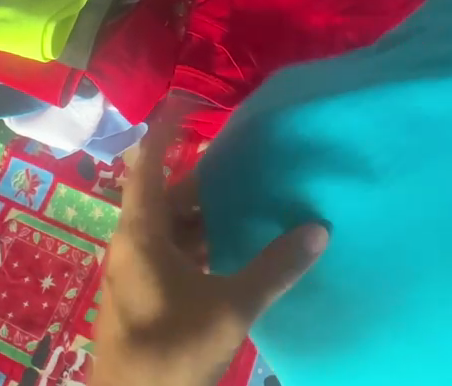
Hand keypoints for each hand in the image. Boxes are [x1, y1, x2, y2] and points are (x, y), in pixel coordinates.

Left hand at [94, 113, 329, 385]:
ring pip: (169, 224)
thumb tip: (319, 228)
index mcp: (141, 233)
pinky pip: (172, 250)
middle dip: (200, 170)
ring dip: (202, 208)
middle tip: (241, 151)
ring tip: (245, 190)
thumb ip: (274, 268)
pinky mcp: (144, 297)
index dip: (166, 128)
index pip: (149, 162)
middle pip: (163, 192)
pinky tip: (230, 243)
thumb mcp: (229, 309)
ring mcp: (136, 273)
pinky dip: (199, 237)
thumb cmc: (171, 352)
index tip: (190, 98)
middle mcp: (133, 244)